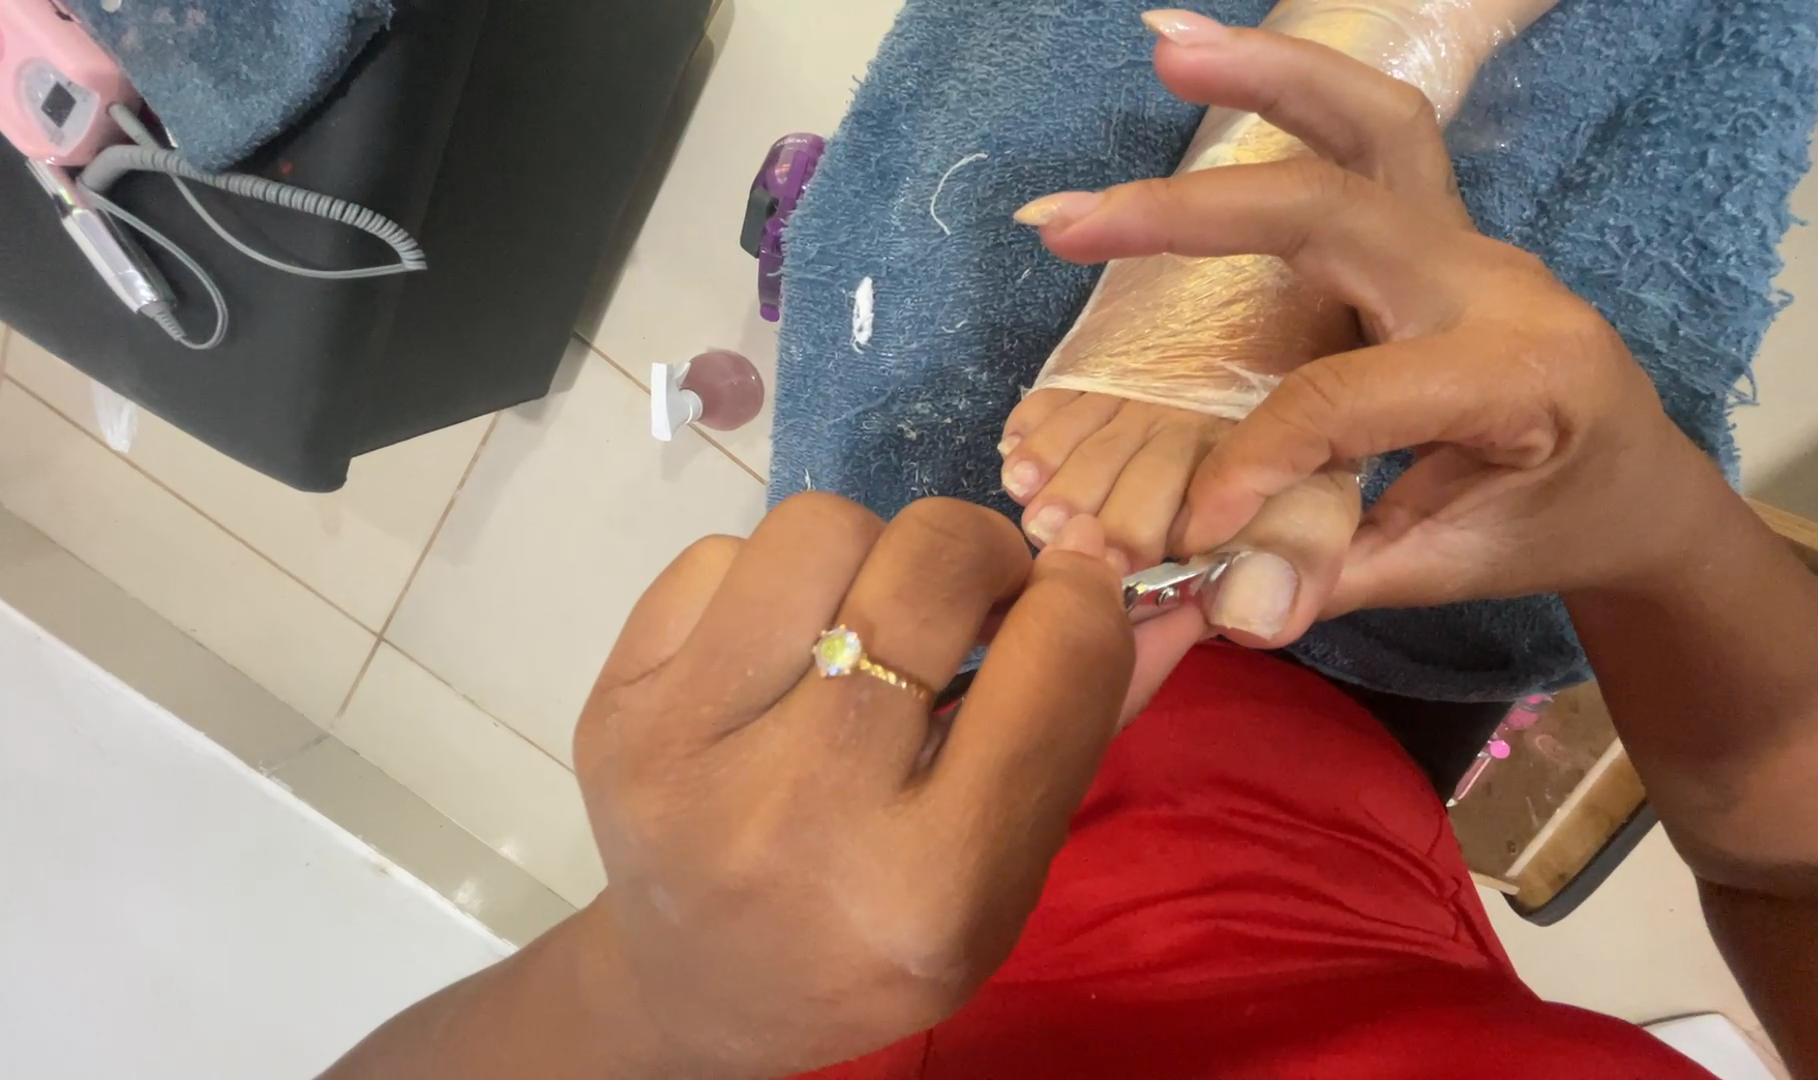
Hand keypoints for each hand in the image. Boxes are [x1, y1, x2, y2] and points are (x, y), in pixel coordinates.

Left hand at [567, 495, 1196, 1076]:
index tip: (1068, 595)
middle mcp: (802, 810)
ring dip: (873, 549)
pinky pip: (721, 552)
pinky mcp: (610, 703)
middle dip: (982, 549)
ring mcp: (683, 748)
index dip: (1085, 596)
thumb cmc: (881, 934)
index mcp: (934, 881)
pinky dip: (776, 576)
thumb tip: (1160, 592)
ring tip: (871, 615)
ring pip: (819, 525)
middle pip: (930, 559)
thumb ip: (1090, 716)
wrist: (701, 985)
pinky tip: (779, 646)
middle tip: (977, 593)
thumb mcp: (1009, 863)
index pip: (1059, 655)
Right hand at [1021, 35, 1729, 619]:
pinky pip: (1371, 139)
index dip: (1252, 466)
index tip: (1195, 532)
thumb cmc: (1549, 524)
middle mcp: (1491, 280)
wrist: (1632, 478)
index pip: (1339, 399)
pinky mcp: (1433, 234)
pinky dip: (1290, 94)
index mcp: (1513, 373)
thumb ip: (1334, 579)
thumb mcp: (1450, 570)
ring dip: (1264, 78)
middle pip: (1334, 204)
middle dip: (1188, 214)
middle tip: (1070, 220)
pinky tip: (1216, 70)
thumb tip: (1223, 609)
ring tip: (1163, 47)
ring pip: (1373, 122)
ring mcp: (1464, 241)